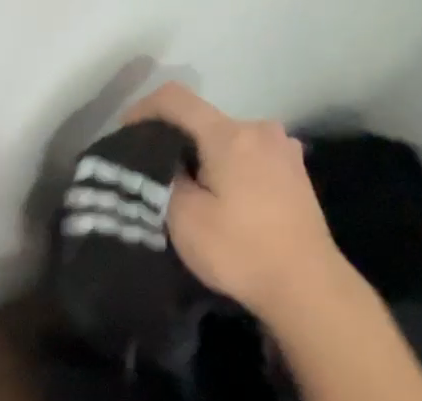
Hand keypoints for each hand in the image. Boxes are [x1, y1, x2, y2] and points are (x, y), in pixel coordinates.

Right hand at [123, 82, 349, 318]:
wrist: (300, 279)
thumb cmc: (237, 249)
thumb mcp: (184, 219)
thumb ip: (164, 182)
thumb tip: (161, 164)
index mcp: (230, 135)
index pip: (176, 100)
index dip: (142, 111)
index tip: (121, 137)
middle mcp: (260, 129)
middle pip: (202, 123)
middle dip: (171, 145)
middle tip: (147, 182)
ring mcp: (282, 148)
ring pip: (225, 143)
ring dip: (199, 162)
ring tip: (181, 197)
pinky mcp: (292, 171)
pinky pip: (245, 159)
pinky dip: (222, 171)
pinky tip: (216, 203)